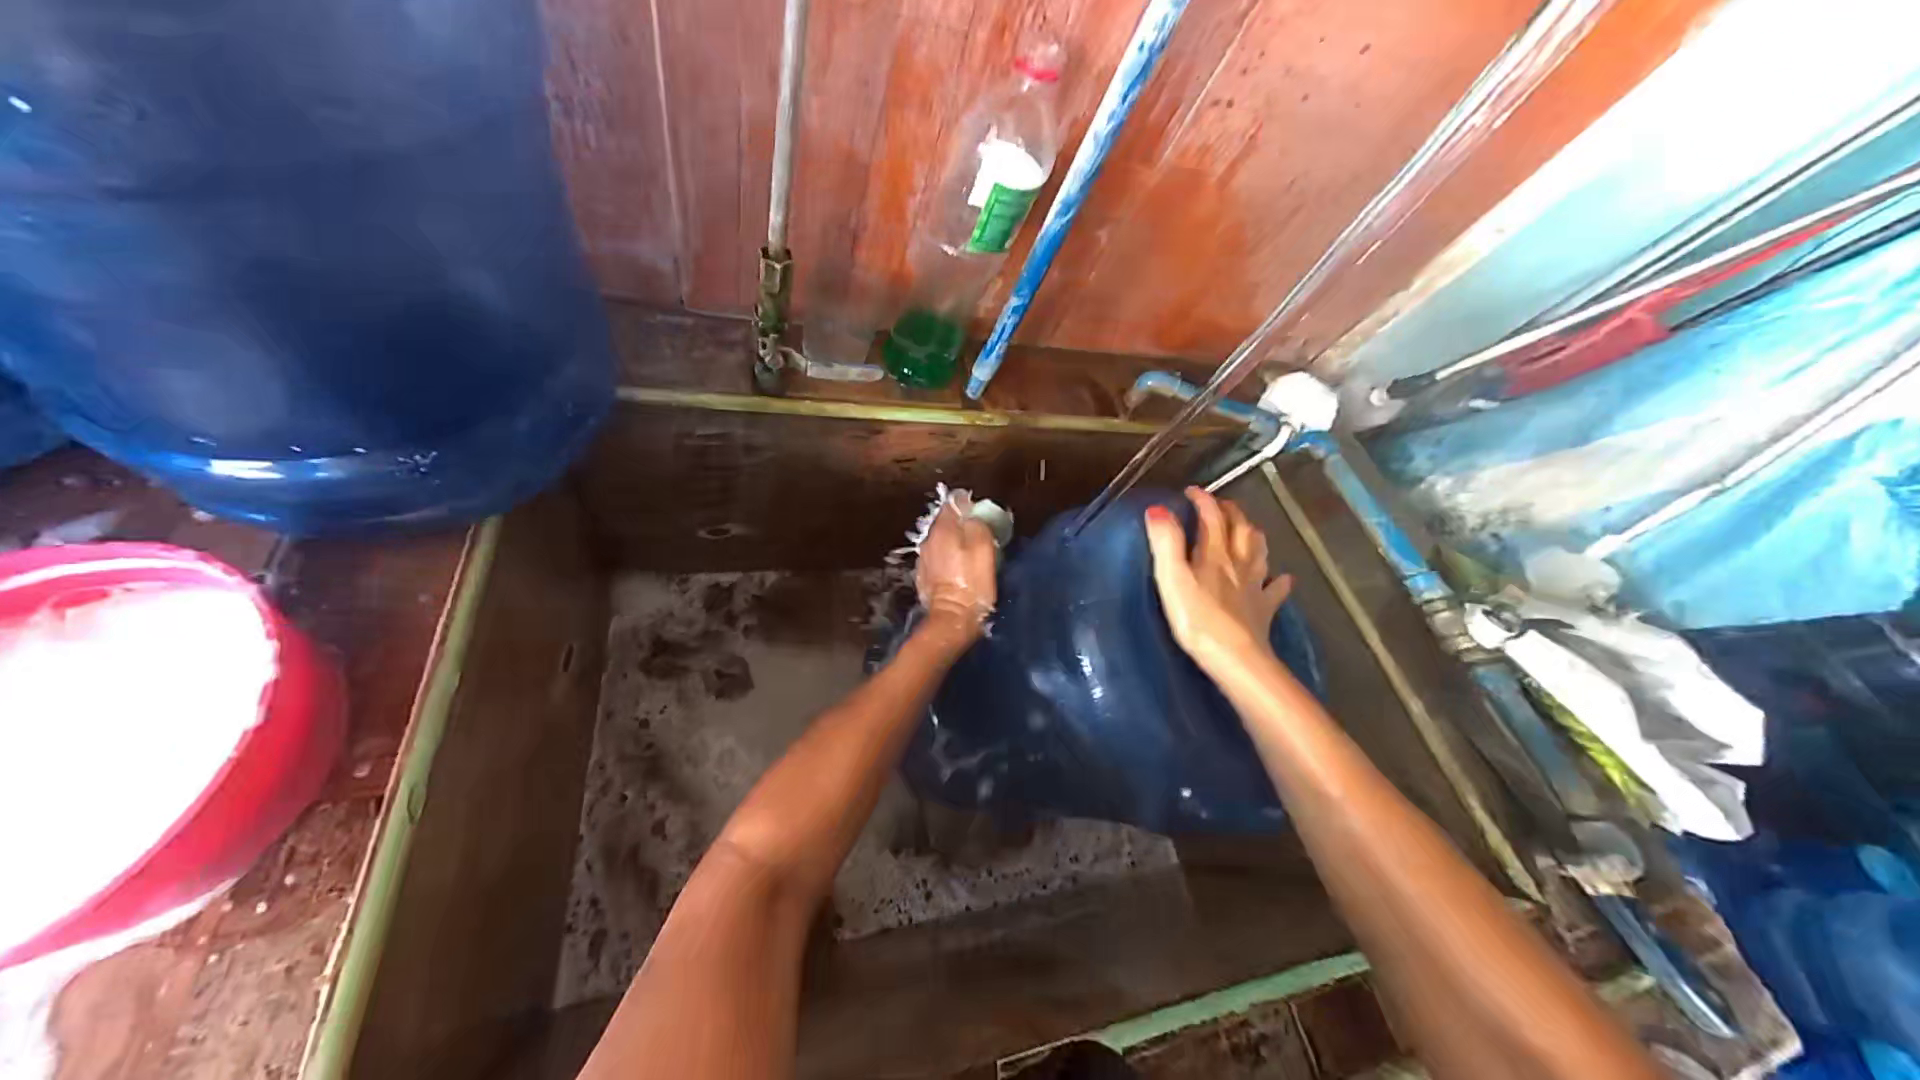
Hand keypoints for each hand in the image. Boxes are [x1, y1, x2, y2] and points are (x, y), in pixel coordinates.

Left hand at [916, 492, 998, 647]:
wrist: (951, 620)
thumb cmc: (972, 584)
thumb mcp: (984, 549)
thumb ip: (978, 525)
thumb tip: (974, 515)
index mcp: (942, 529)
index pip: (954, 503)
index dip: (971, 506)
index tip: (984, 516)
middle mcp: (928, 540)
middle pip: (947, 522)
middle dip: (963, 525)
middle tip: (982, 535)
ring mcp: (923, 559)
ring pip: (942, 541)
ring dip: (956, 543)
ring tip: (972, 554)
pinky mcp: (924, 577)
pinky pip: (938, 559)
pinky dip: (949, 560)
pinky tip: (959, 571)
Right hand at [1144, 487, 1292, 673]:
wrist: (1235, 658)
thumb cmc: (1197, 619)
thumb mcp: (1172, 578)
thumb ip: (1165, 543)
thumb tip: (1157, 509)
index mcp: (1214, 555)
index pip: (1211, 518)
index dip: (1203, 500)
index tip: (1191, 491)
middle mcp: (1238, 564)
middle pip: (1240, 529)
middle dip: (1230, 511)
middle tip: (1220, 504)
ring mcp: (1255, 587)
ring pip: (1259, 551)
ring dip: (1253, 534)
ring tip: (1248, 528)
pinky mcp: (1264, 610)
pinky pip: (1276, 590)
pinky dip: (1280, 580)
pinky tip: (1283, 579)